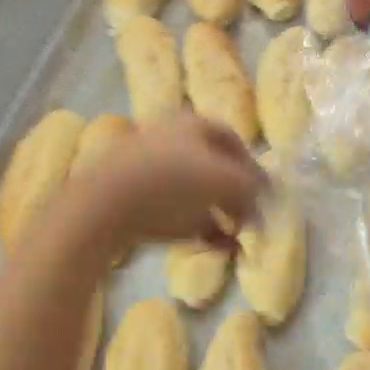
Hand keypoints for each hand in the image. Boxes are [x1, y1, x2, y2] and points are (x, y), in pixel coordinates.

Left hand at [64, 114, 265, 252]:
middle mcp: (170, 137)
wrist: (104, 205)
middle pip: (213, 166)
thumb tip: (261, 195)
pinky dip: (193, 225)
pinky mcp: (130, 195)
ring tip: (231, 238)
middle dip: (234, 195)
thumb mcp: (226, 182)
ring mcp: (147, 166)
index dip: (254, 166)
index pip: (233, 140)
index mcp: (193, 124)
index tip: (265, 194)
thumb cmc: (172, 183)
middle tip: (248, 219)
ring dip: (216, 214)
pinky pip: (170, 208)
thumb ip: (251, 187)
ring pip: (192, 190)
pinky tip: (207, 245)